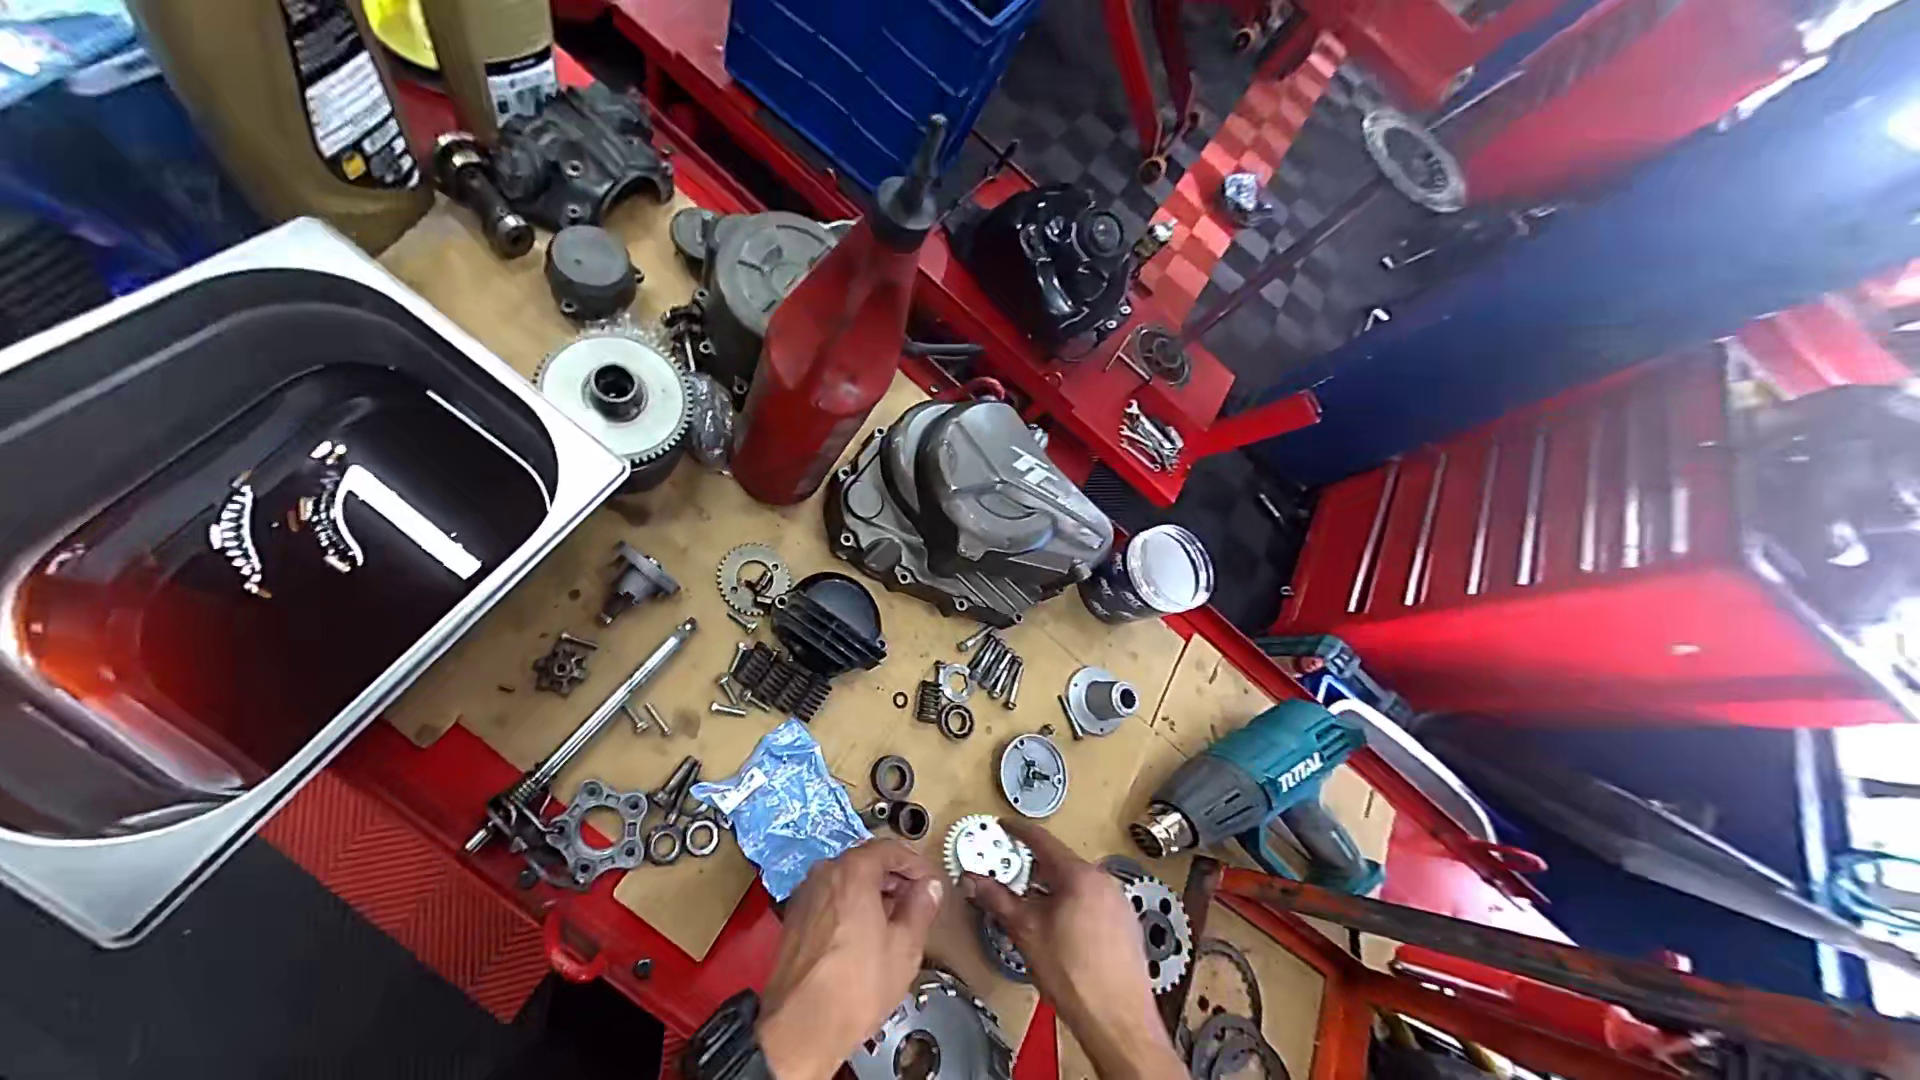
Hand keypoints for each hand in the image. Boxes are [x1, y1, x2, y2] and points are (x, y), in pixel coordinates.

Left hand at [757, 838, 943, 1079]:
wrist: (801, 1029)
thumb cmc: (850, 989)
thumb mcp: (905, 946)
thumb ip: (921, 907)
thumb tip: (928, 890)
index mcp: (853, 871)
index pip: (890, 849)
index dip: (915, 863)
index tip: (927, 879)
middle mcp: (825, 875)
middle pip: (866, 861)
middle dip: (894, 877)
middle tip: (915, 897)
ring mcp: (806, 896)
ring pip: (846, 880)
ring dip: (872, 892)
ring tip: (893, 919)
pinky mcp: (795, 919)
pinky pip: (830, 899)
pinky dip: (850, 906)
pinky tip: (864, 935)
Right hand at [962, 821, 1184, 1079]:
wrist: (1117, 1022)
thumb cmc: (1076, 978)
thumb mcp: (1026, 932)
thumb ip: (997, 900)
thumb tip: (974, 881)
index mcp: (1081, 875)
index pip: (1043, 840)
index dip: (1018, 832)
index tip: (1005, 826)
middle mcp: (1104, 882)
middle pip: (1059, 863)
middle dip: (1031, 869)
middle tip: (1008, 875)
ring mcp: (1118, 903)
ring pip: (1076, 884)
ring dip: (1050, 889)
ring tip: (1029, 908)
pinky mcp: (1125, 925)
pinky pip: (1091, 901)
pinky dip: (1070, 905)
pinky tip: (1057, 929)